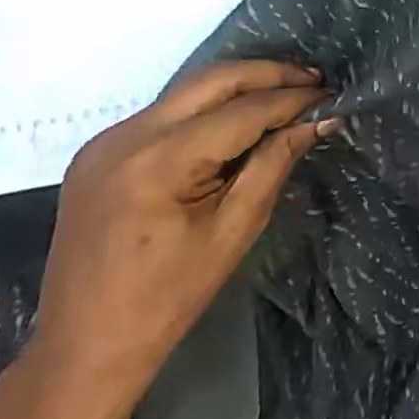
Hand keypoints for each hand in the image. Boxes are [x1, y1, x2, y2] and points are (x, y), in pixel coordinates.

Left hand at [0, 61, 335, 418]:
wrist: (84, 344)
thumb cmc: (170, 294)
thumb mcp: (237, 227)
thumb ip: (276, 162)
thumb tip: (320, 120)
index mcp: (158, 162)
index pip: (243, 110)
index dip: (293, 99)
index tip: (333, 95)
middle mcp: (125, 137)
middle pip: (212, 81)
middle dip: (269, 74)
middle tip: (316, 80)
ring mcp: (106, 142)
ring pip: (189, 90)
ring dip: (242, 85)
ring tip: (290, 91)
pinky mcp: (100, 152)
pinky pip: (168, 111)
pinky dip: (211, 105)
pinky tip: (242, 116)